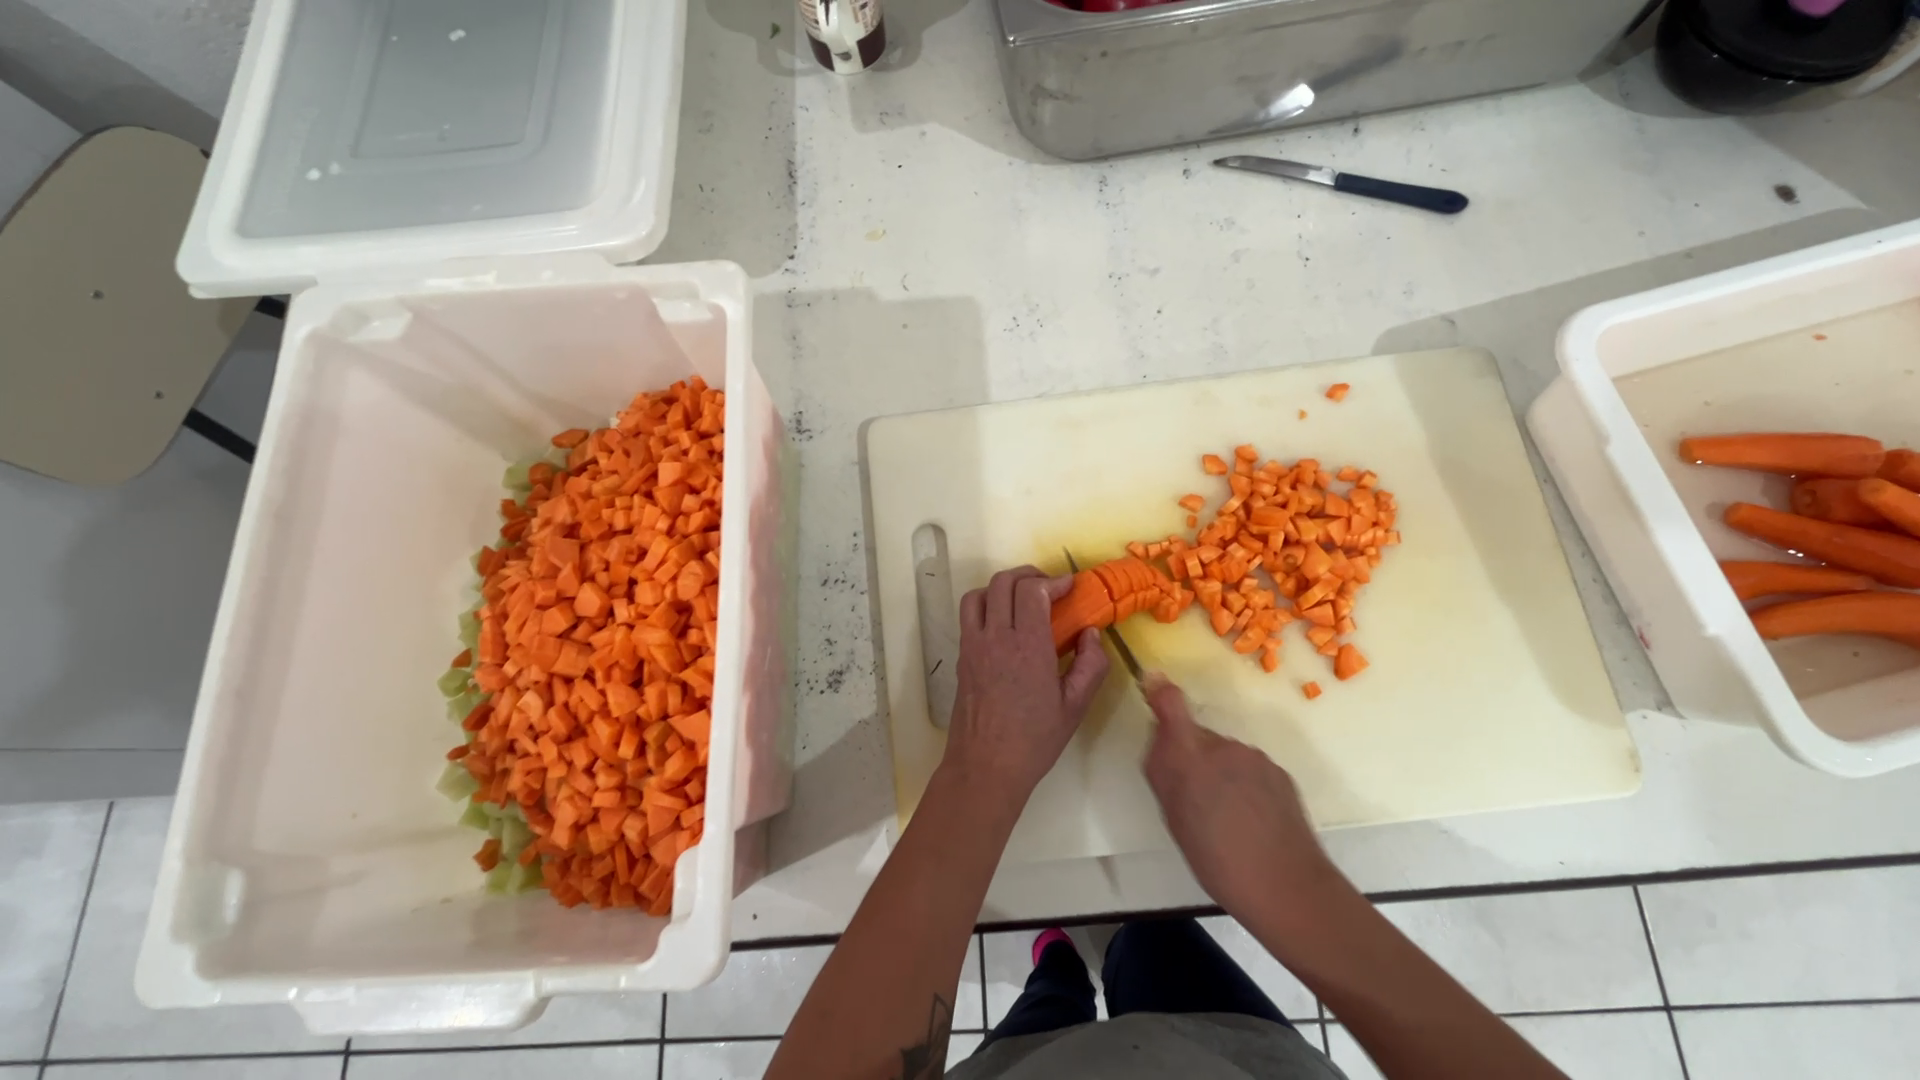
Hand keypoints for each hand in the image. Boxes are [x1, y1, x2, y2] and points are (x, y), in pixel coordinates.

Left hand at [942, 566, 1109, 803]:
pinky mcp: (961, 657)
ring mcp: (973, 645)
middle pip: (1003, 582)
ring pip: (979, 594)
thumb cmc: (1034, 740)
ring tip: (1022, 600)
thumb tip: (1090, 634)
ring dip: (1002, 587)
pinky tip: (1004, 624)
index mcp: (1027, 647)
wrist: (985, 765)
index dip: (1053, 580)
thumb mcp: (1075, 706)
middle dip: (1028, 575)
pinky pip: (969, 616)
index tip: (1069, 587)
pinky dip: (986, 606)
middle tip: (1049, 587)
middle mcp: (996, 638)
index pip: (1032, 591)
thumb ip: (1090, 665)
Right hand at [1142, 674, 1341, 919]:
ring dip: (1219, 775)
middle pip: (1197, 738)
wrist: (1285, 884)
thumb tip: (1162, 742)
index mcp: (1188, 757)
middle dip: (1191, 757)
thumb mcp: (1174, 818)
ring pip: (1225, 756)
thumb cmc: (1216, 859)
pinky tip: (1250, 821)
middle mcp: (1221, 747)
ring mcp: (1254, 757)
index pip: (1171, 705)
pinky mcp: (1279, 772)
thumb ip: (1165, 773)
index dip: (1160, 693)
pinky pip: (1250, 770)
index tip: (1153, 686)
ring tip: (1226, 819)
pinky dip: (1244, 787)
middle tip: (1193, 801)